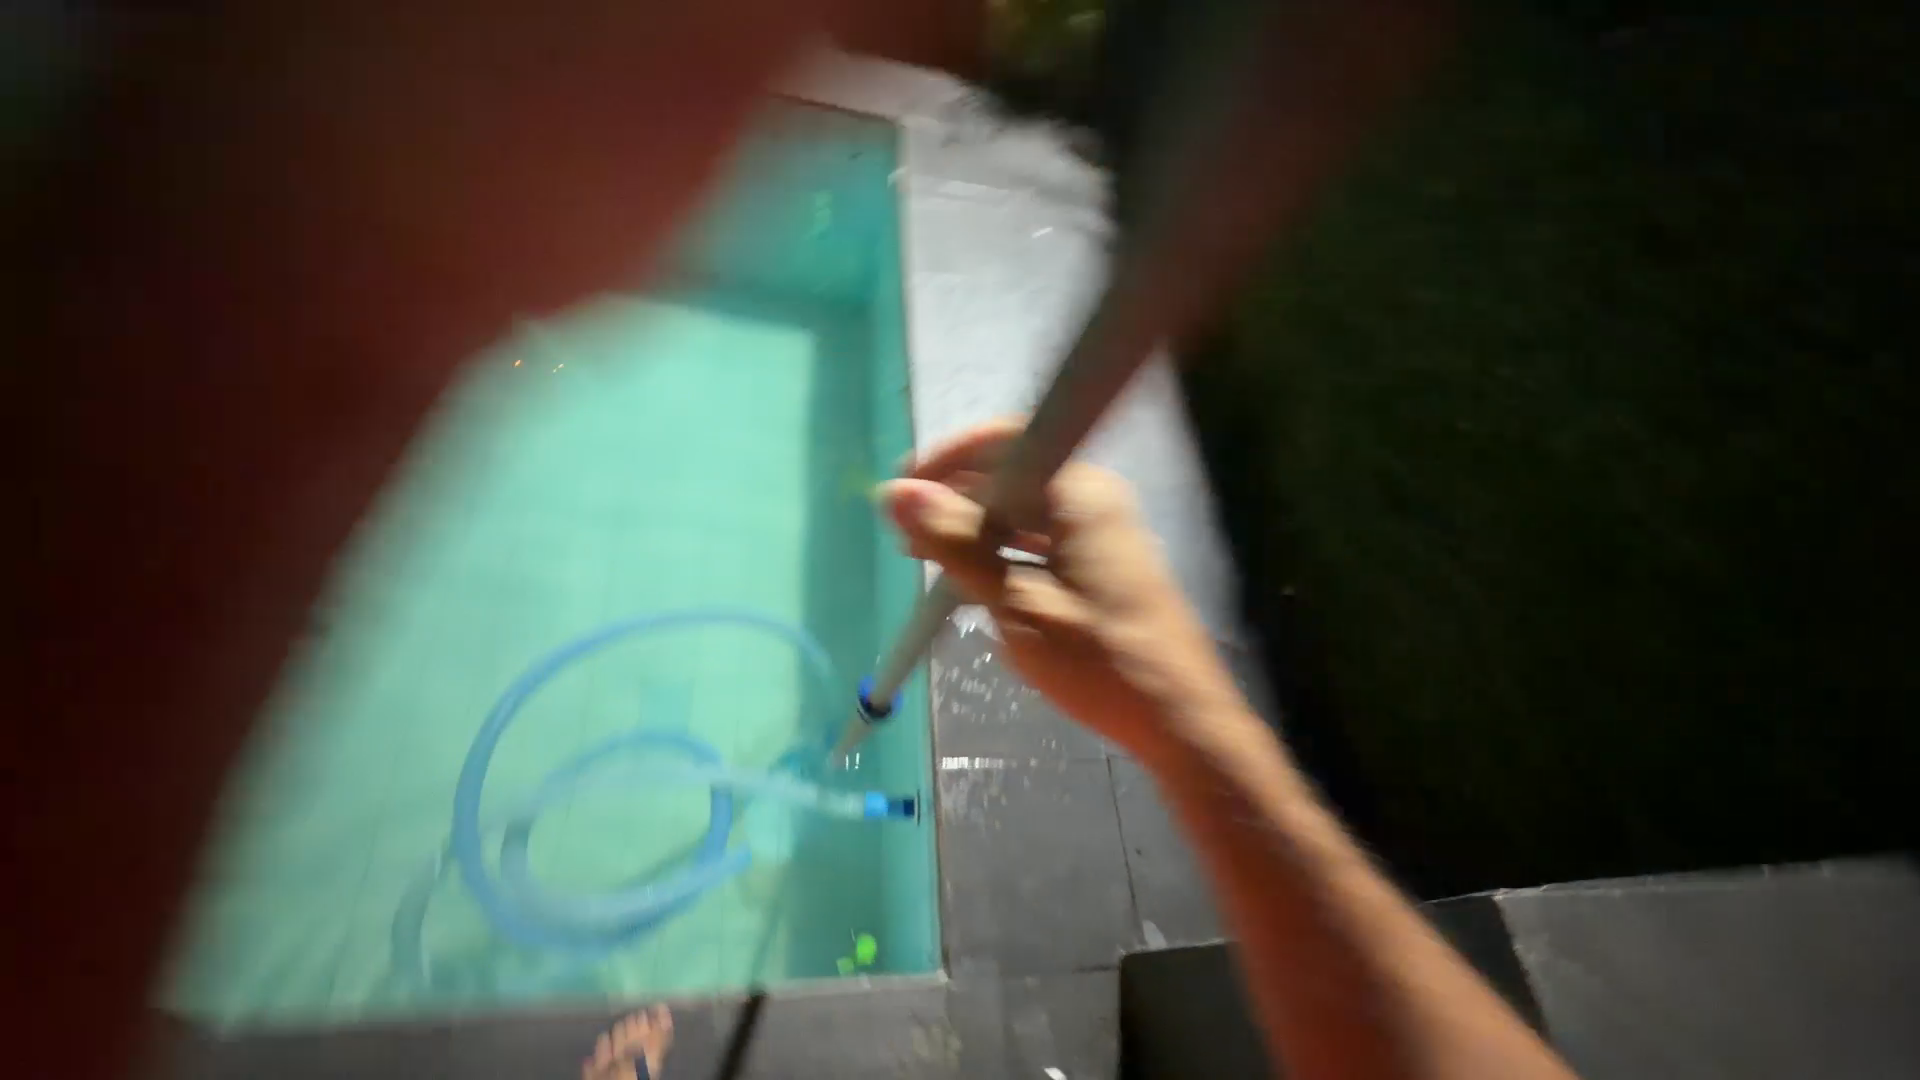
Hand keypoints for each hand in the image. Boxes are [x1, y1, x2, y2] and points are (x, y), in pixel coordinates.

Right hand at [877, 419, 1245, 763]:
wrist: (1178, 717)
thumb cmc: (1100, 662)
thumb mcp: (1017, 604)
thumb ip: (957, 544)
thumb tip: (898, 494)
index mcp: (1079, 493)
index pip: (1004, 441)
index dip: (948, 458)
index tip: (905, 492)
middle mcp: (1092, 497)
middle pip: (1010, 474)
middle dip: (955, 501)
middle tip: (910, 542)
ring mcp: (1098, 528)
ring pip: (1020, 509)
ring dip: (974, 531)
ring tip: (932, 566)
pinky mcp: (1098, 559)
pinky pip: (1037, 537)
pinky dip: (1001, 553)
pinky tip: (976, 583)